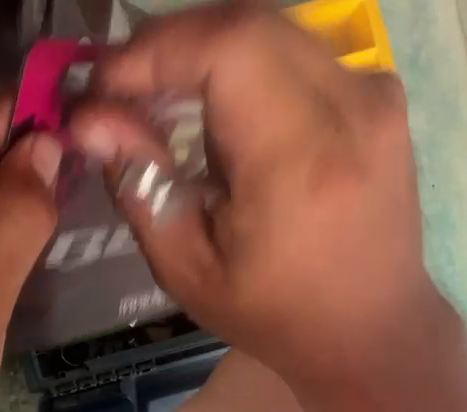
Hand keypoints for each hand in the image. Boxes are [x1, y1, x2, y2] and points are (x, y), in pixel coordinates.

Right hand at [70, 2, 448, 384]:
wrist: (368, 326)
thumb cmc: (271, 313)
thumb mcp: (187, 269)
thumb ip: (140, 187)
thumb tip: (89, 122)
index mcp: (299, 158)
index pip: (227, 47)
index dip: (153, 51)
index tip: (102, 88)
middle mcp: (349, 104)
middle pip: (246, 22)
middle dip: (168, 46)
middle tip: (118, 90)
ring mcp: (372, 90)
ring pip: (269, 27)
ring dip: (201, 52)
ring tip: (156, 99)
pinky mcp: (376, 91)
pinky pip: (294, 49)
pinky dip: (240, 65)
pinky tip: (212, 111)